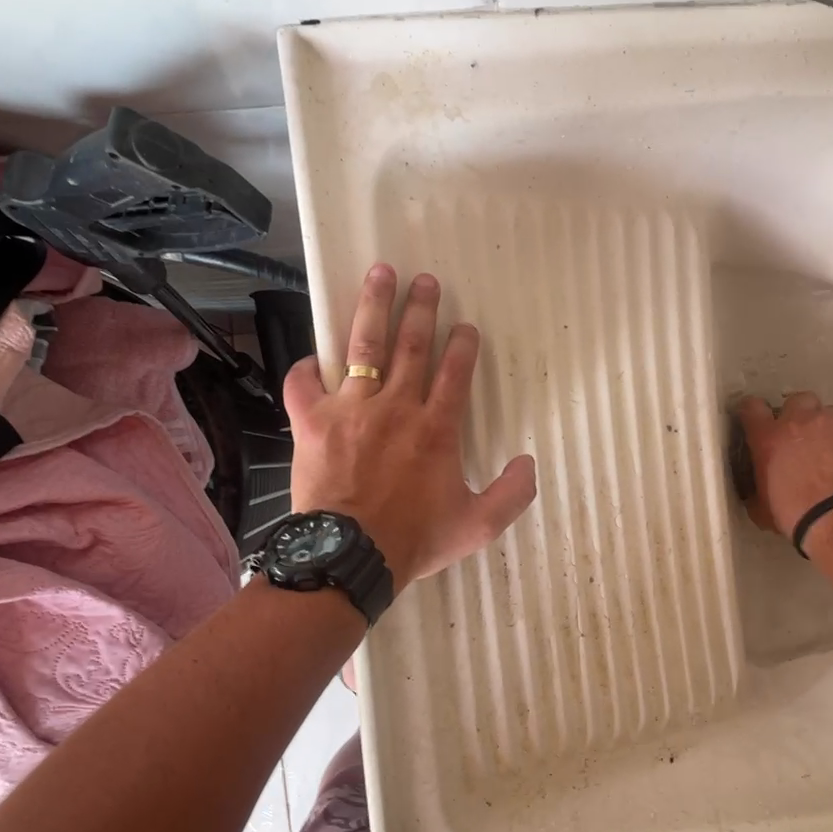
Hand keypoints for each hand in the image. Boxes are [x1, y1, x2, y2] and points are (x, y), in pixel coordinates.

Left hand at [283, 263, 536, 587]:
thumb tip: (529, 462)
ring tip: (380, 275)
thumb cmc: (415, 540)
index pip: (454, 373)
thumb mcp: (479, 526)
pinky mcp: (312, 421)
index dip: (462, 345)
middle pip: (411, 346)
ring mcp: (351, 410)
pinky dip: (307, 367)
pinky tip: (314, 358)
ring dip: (373, 307)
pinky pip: (303, 383)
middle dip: (421, 310)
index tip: (464, 326)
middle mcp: (396, 408)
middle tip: (425, 281)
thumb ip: (512, 494)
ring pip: (364, 347)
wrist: (350, 556)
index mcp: (436, 429)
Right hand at [736, 392, 832, 539]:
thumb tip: (756, 492)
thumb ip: (756, 489)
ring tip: (828, 449)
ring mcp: (832, 423)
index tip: (756, 422)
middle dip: (797, 414)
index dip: (752, 412)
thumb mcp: (761, 507)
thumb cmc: (793, 514)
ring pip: (827, 412)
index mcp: (768, 437)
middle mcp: (799, 421)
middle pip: (797, 400)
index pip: (751, 408)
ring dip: (824, 426)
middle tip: (799, 436)